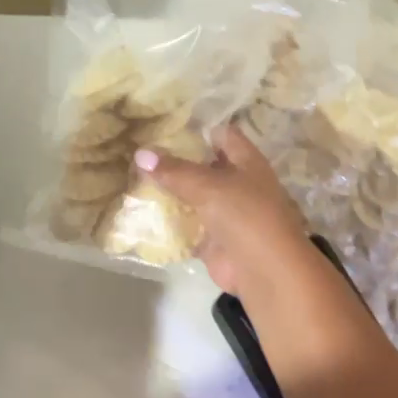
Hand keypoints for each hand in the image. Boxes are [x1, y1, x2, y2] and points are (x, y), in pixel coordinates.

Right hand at [135, 125, 308, 295]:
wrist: (262, 269)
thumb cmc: (244, 215)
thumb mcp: (208, 186)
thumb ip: (174, 171)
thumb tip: (140, 154)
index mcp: (246, 162)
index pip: (223, 136)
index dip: (199, 130)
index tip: (167, 128)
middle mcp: (238, 185)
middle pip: (204, 169)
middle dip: (177, 164)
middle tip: (142, 156)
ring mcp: (225, 215)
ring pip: (193, 200)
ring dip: (170, 195)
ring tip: (136, 182)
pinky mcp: (213, 242)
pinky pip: (188, 229)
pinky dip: (170, 225)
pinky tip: (144, 216)